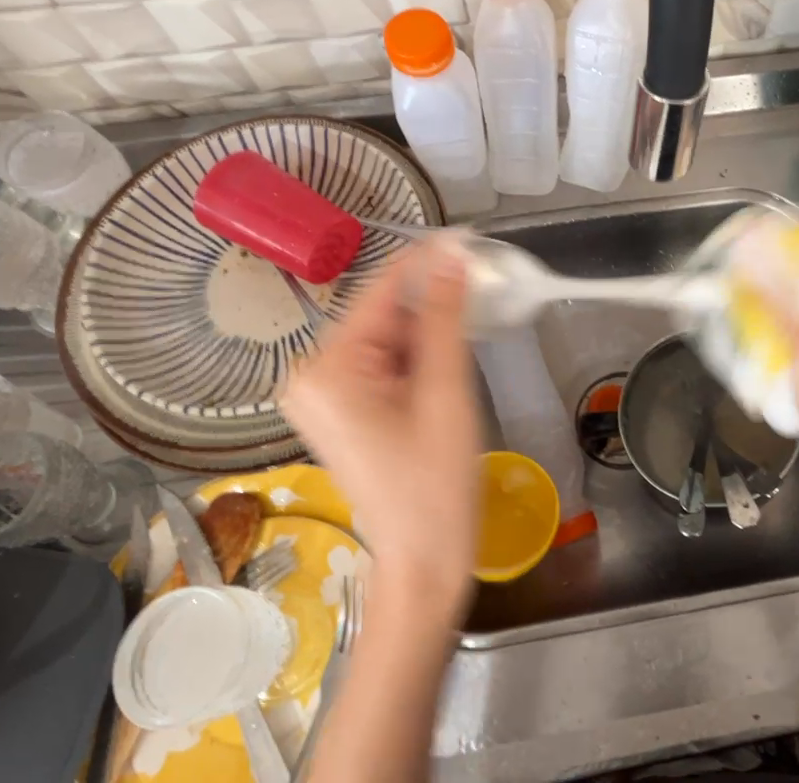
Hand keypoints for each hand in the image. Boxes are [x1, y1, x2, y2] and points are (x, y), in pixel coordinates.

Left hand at [279, 238, 481, 610]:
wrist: (423, 562)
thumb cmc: (435, 485)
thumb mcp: (445, 392)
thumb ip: (447, 317)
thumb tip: (453, 254)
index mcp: (326, 369)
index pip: (380, 292)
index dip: (427, 261)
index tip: (470, 236)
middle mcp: (312, 375)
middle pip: (382, 314)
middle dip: (433, 299)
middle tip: (487, 281)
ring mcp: (324, 394)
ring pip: (387, 337)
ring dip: (430, 327)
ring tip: (477, 315)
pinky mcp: (342, 409)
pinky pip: (383, 363)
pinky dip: (419, 355)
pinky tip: (451, 355)